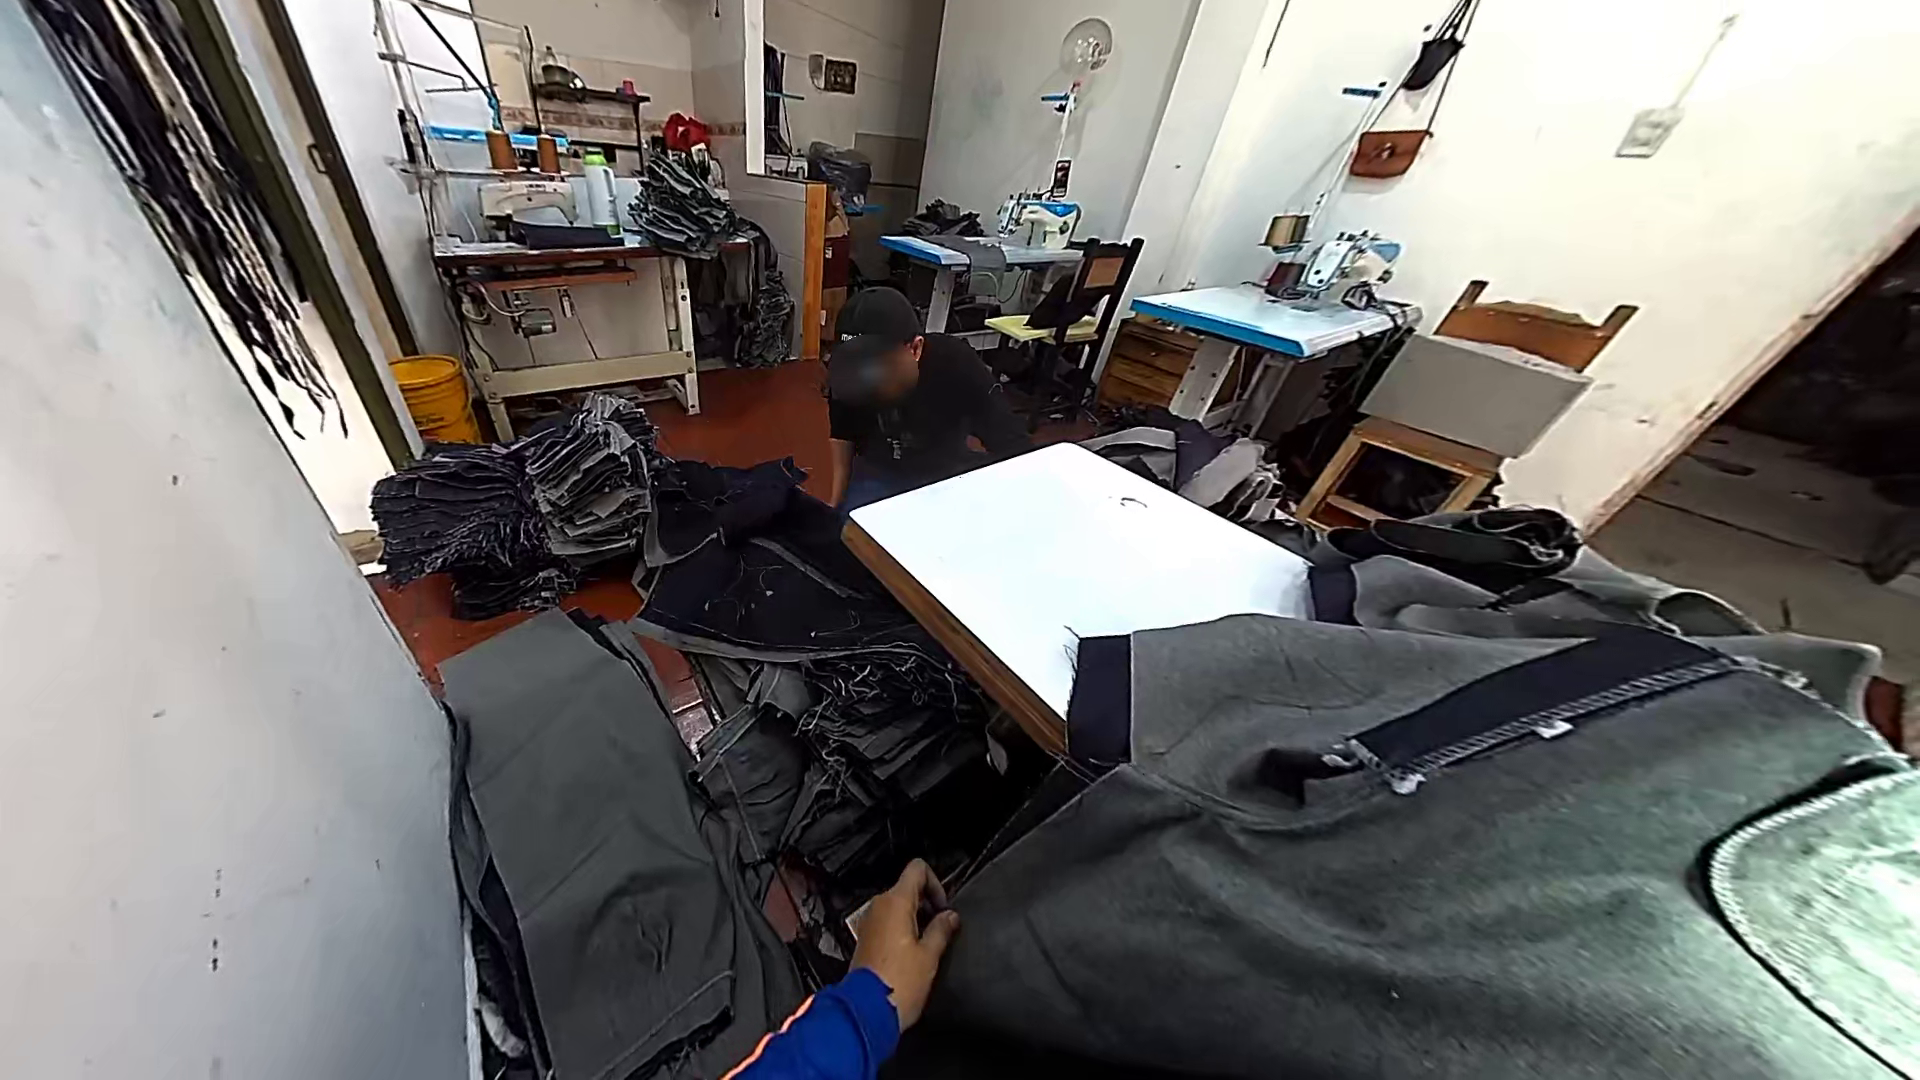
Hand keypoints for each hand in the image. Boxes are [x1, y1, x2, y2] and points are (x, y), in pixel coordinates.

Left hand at [849, 859, 959, 1030]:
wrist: (864, 1015)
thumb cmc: (898, 983)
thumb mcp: (929, 956)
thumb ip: (942, 929)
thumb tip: (950, 916)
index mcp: (896, 901)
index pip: (917, 868)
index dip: (935, 883)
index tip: (942, 908)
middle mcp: (879, 905)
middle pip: (908, 887)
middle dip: (926, 903)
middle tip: (939, 929)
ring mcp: (869, 921)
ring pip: (897, 905)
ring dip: (914, 918)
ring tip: (925, 946)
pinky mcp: (864, 939)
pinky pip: (886, 921)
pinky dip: (900, 929)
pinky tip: (909, 955)